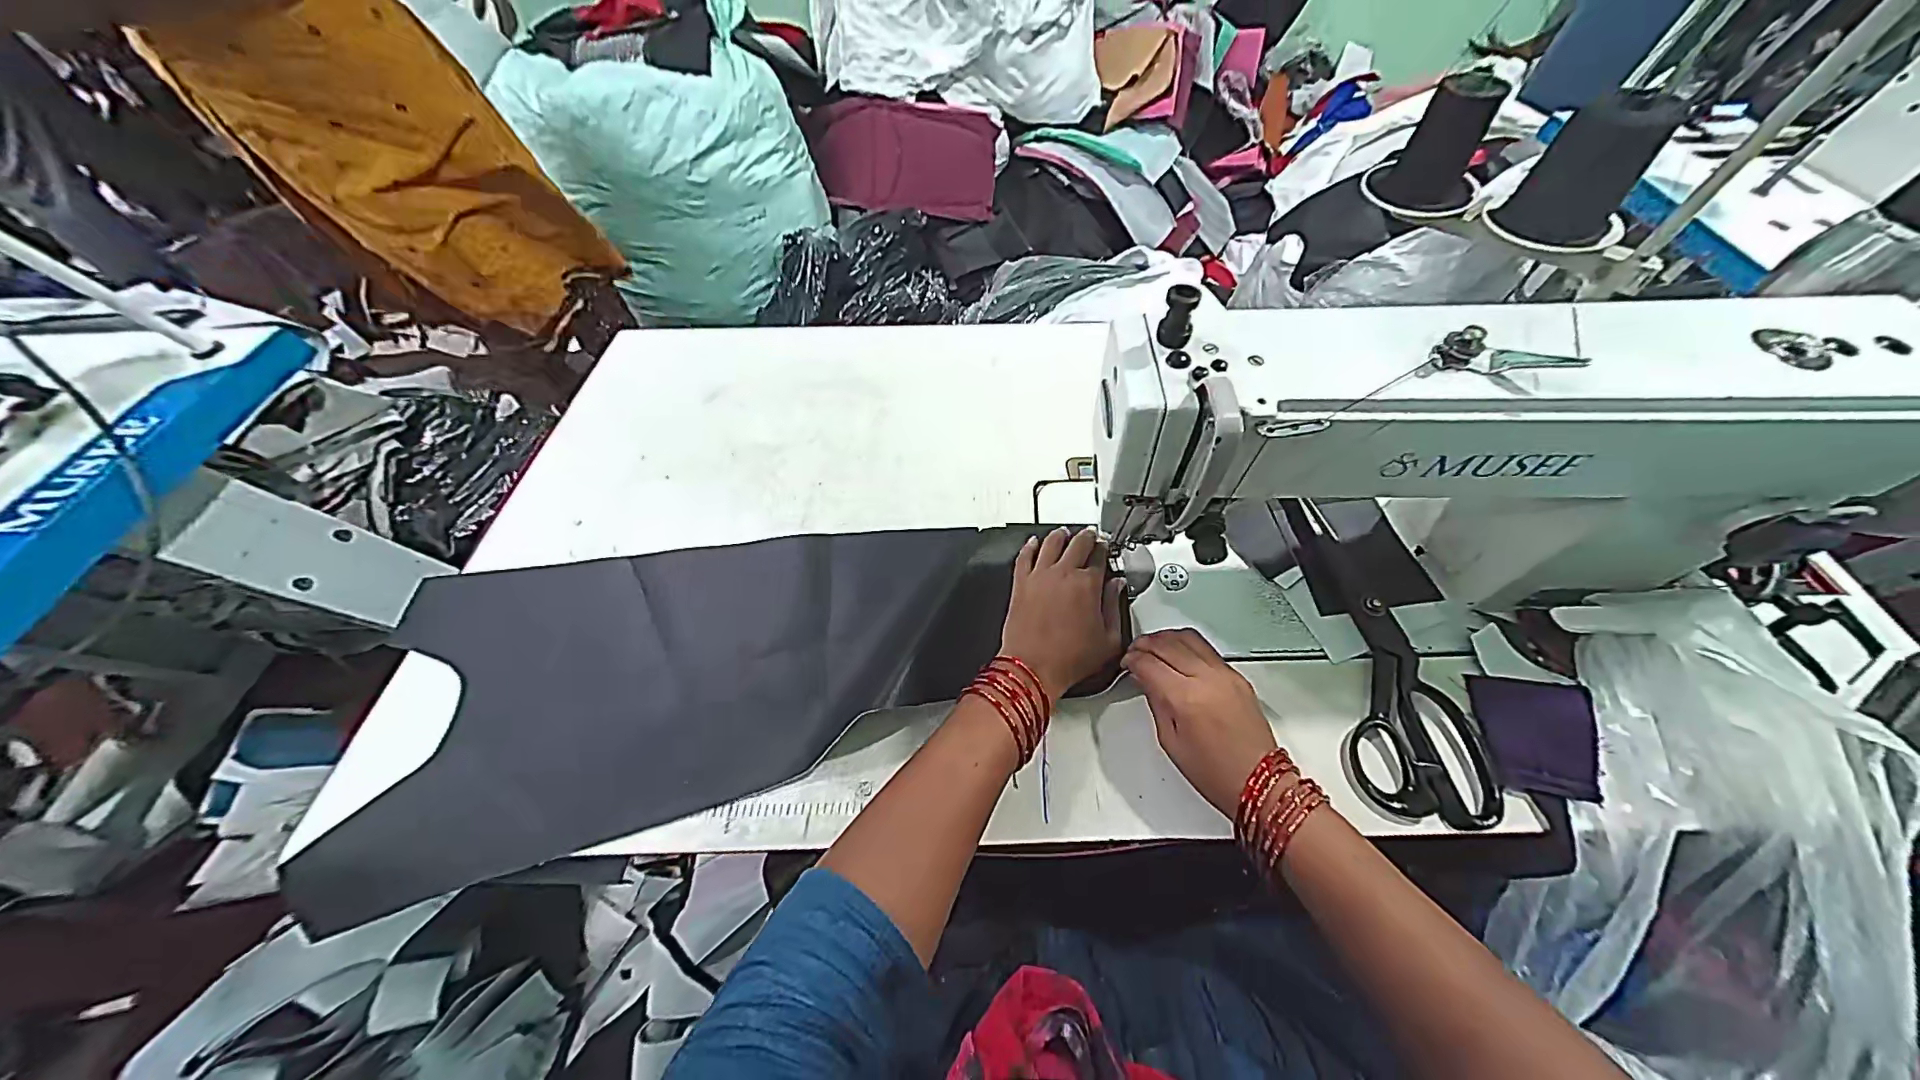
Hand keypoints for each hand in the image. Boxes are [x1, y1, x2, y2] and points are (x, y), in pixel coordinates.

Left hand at [999, 527, 1126, 701]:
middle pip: (1078, 543)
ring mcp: (1039, 577)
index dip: (1105, 551)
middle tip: (1091, 537)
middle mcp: (1063, 574)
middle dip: (1087, 537)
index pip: (1100, 557)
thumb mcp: (1109, 640)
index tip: (1106, 550)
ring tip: (1065, 533)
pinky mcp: (1020, 584)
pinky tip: (1033, 543)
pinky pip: (1025, 556)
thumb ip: (1115, 608)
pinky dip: (1030, 546)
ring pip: (1051, 543)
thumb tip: (1117, 588)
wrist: (1032, 668)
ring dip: (1061, 536)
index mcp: (1088, 585)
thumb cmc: (1068, 659)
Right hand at [1124, 629, 1278, 817]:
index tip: (1127, 663)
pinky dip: (1187, 645)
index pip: (1149, 662)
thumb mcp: (1170, 741)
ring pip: (1189, 638)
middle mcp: (1208, 680)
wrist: (1259, 782)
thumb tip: (1146, 680)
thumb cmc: (1218, 773)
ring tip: (1155, 647)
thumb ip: (1156, 703)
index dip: (1132, 659)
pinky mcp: (1238, 677)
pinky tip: (1178, 654)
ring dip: (1166, 638)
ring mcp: (1226, 676)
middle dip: (1146, 644)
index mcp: (1186, 698)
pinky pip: (1207, 649)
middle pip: (1167, 644)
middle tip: (1135, 652)